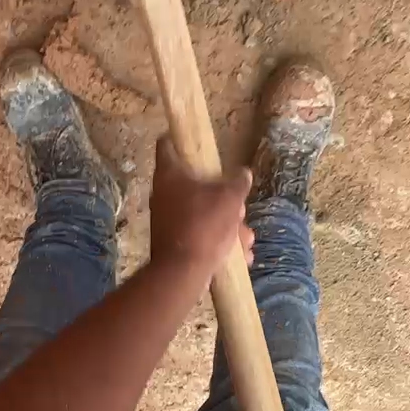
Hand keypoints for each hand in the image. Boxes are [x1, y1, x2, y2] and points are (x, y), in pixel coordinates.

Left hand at [149, 136, 252, 278]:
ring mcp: (168, 219)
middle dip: (225, 198)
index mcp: (170, 175)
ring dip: (229, 225)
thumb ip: (238, 183)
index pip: (167, 144)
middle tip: (239, 209)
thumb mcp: (229, 199)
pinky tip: (240, 255)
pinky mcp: (175, 241)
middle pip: (197, 184)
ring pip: (204, 213)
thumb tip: (243, 174)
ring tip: (245, 240)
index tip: (197, 142)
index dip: (180, 139)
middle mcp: (164, 194)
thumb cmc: (204, 225)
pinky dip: (220, 242)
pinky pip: (202, 234)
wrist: (183, 271)